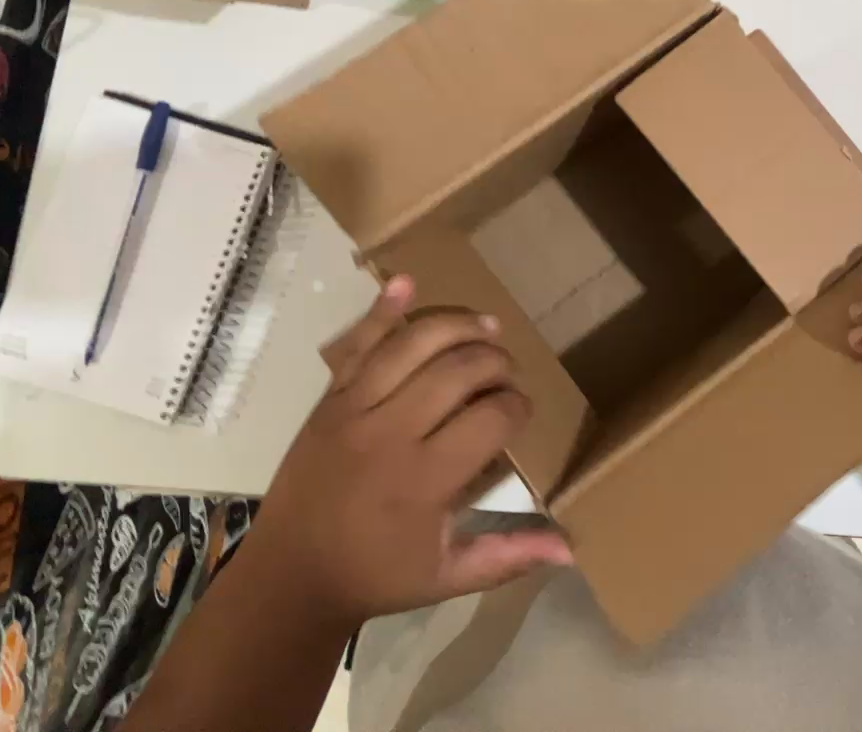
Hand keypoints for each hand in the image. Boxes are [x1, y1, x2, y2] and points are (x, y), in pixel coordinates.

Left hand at [252, 276, 571, 627]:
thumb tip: (570, 547)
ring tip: (487, 326)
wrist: (290, 573)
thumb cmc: (375, 575)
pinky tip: (407, 282)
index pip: (490, 417)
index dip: (517, 405)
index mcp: (424, 480)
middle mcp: (391, 434)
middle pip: (458, 370)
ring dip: (457, 325)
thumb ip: (509, 555)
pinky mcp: (329, 398)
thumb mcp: (447, 577)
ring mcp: (354, 409)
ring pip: (413, 345)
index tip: (521, 410)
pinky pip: (358, 345)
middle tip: (508, 371)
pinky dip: (382, 310)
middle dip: (496, 361)